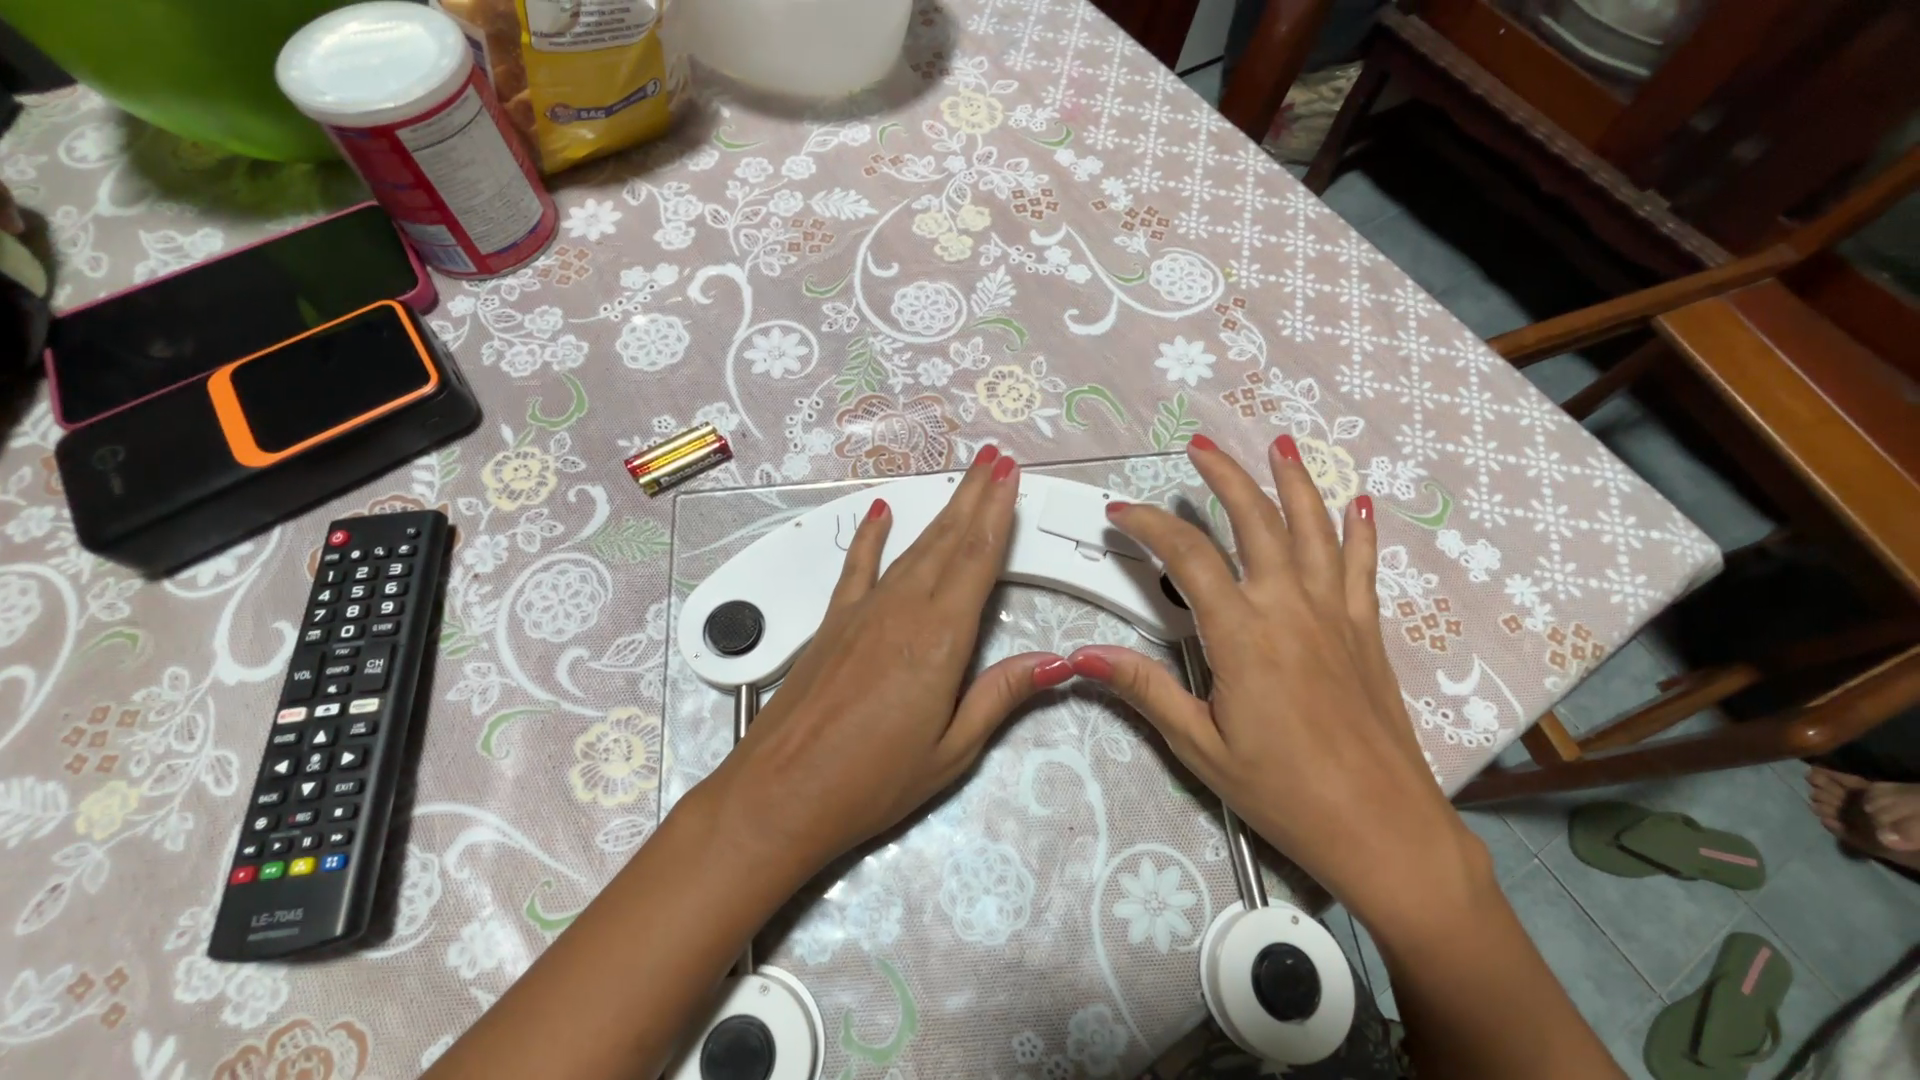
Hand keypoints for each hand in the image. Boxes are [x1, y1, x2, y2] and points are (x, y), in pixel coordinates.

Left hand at [698, 445, 1073, 879]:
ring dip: (940, 511)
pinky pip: (856, 568)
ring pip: (911, 548)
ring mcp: (862, 612)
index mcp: (940, 639)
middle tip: (996, 457)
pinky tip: (880, 512)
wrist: (779, 794)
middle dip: (975, 496)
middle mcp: (902, 610)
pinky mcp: (831, 623)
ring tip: (964, 478)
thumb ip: (1000, 696)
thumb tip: (1056, 661)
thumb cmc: (873, 782)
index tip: (1010, 475)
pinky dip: (870, 538)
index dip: (997, 513)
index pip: (977, 560)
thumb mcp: (951, 750)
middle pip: (946, 541)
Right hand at [1066, 434, 1485, 928]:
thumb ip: (1145, 689)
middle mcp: (1290, 607)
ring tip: (1281, 444)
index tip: (1121, 511)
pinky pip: (1363, 566)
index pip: (1187, 555)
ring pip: (1314, 529)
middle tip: (1200, 445)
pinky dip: (1359, 529)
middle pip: (1255, 520)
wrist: (1382, 828)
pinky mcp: (1366, 631)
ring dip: (1295, 481)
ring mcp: (1335, 614)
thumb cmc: (1283, 792)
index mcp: (1242, 633)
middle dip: (1225, 475)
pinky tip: (1359, 501)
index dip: (1149, 524)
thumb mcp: (1200, 746)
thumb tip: (1081, 655)